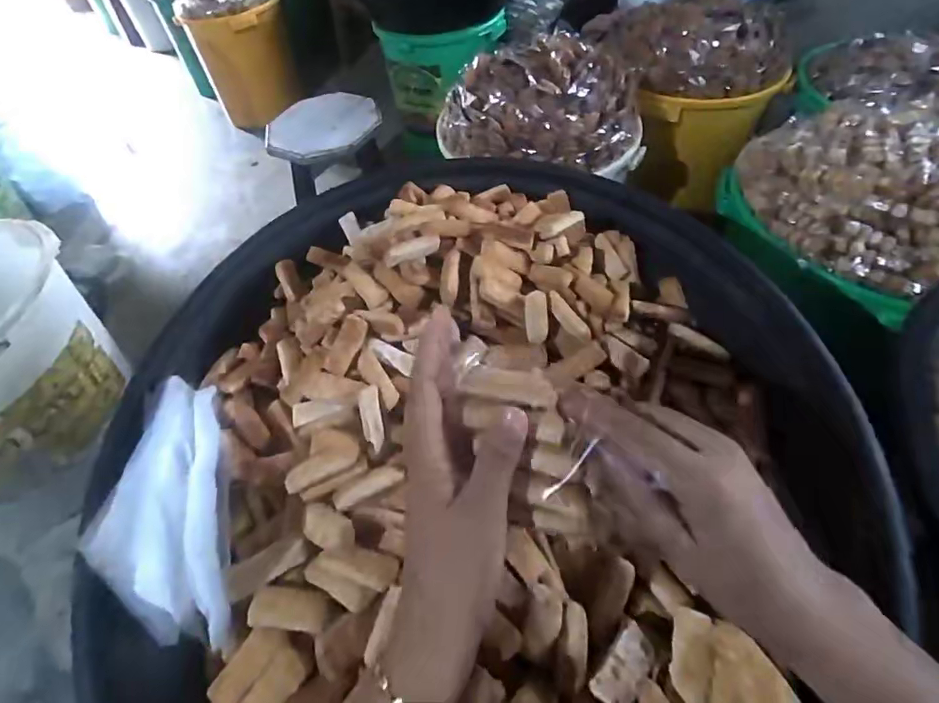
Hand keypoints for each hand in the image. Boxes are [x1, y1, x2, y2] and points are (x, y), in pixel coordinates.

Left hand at [381, 306, 527, 701]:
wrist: (438, 622)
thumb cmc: (457, 566)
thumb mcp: (482, 512)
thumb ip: (497, 461)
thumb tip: (514, 408)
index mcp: (426, 453)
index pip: (426, 389)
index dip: (432, 351)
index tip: (440, 316)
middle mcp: (424, 455)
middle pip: (427, 395)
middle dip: (436, 358)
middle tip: (450, 323)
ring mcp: (434, 473)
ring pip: (437, 416)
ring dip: (447, 381)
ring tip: (463, 354)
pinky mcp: (446, 490)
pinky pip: (452, 438)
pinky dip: (462, 414)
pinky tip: (480, 414)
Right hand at [563, 390, 832, 648]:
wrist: (803, 598)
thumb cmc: (735, 584)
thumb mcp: (676, 547)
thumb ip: (636, 495)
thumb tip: (601, 453)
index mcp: (698, 474)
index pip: (635, 431)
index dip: (597, 413)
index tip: (565, 397)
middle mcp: (713, 447)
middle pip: (651, 415)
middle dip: (611, 408)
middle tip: (574, 404)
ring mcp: (727, 446)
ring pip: (666, 416)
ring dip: (631, 414)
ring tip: (596, 416)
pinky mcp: (733, 452)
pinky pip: (682, 427)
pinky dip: (653, 425)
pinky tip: (634, 435)